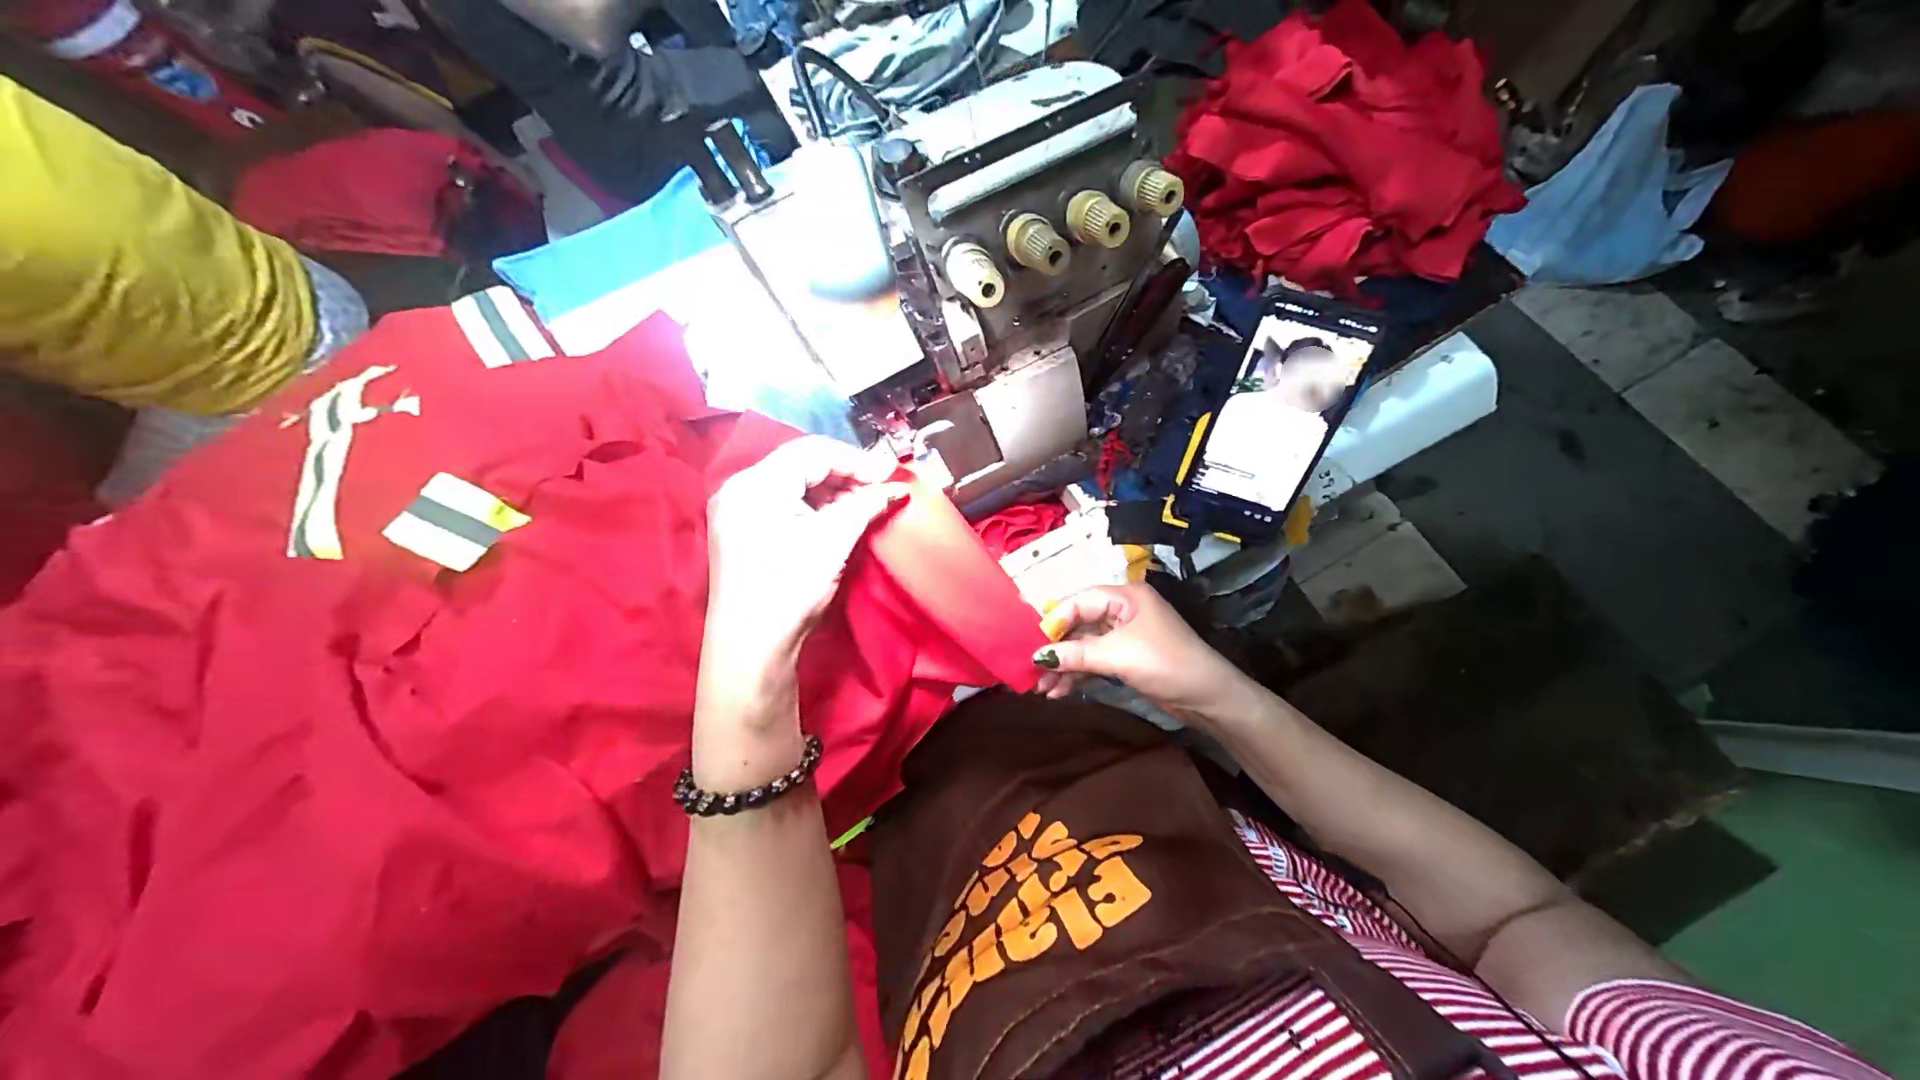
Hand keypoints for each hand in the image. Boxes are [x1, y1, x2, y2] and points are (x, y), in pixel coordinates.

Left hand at [702, 436, 907, 694]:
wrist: (751, 648)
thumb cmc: (790, 589)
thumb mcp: (833, 540)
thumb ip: (866, 505)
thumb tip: (897, 488)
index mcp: (756, 483)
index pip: (813, 452)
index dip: (856, 460)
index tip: (890, 474)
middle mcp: (739, 487)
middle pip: (801, 463)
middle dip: (845, 473)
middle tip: (880, 487)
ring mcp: (736, 509)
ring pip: (792, 482)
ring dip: (830, 489)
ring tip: (864, 503)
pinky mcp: (740, 529)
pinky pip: (781, 502)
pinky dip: (811, 505)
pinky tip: (837, 515)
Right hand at [1032, 583, 1261, 726]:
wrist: (1210, 698)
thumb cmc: (1167, 664)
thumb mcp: (1119, 656)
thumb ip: (1077, 654)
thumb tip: (1037, 657)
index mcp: (1126, 596)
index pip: (1079, 601)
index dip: (1054, 622)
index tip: (1031, 644)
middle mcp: (1123, 610)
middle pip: (1078, 624)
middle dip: (1056, 649)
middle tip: (1032, 670)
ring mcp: (1124, 635)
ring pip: (1083, 646)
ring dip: (1063, 666)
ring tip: (1042, 690)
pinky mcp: (1126, 657)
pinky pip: (1093, 661)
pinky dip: (1077, 675)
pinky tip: (1060, 692)